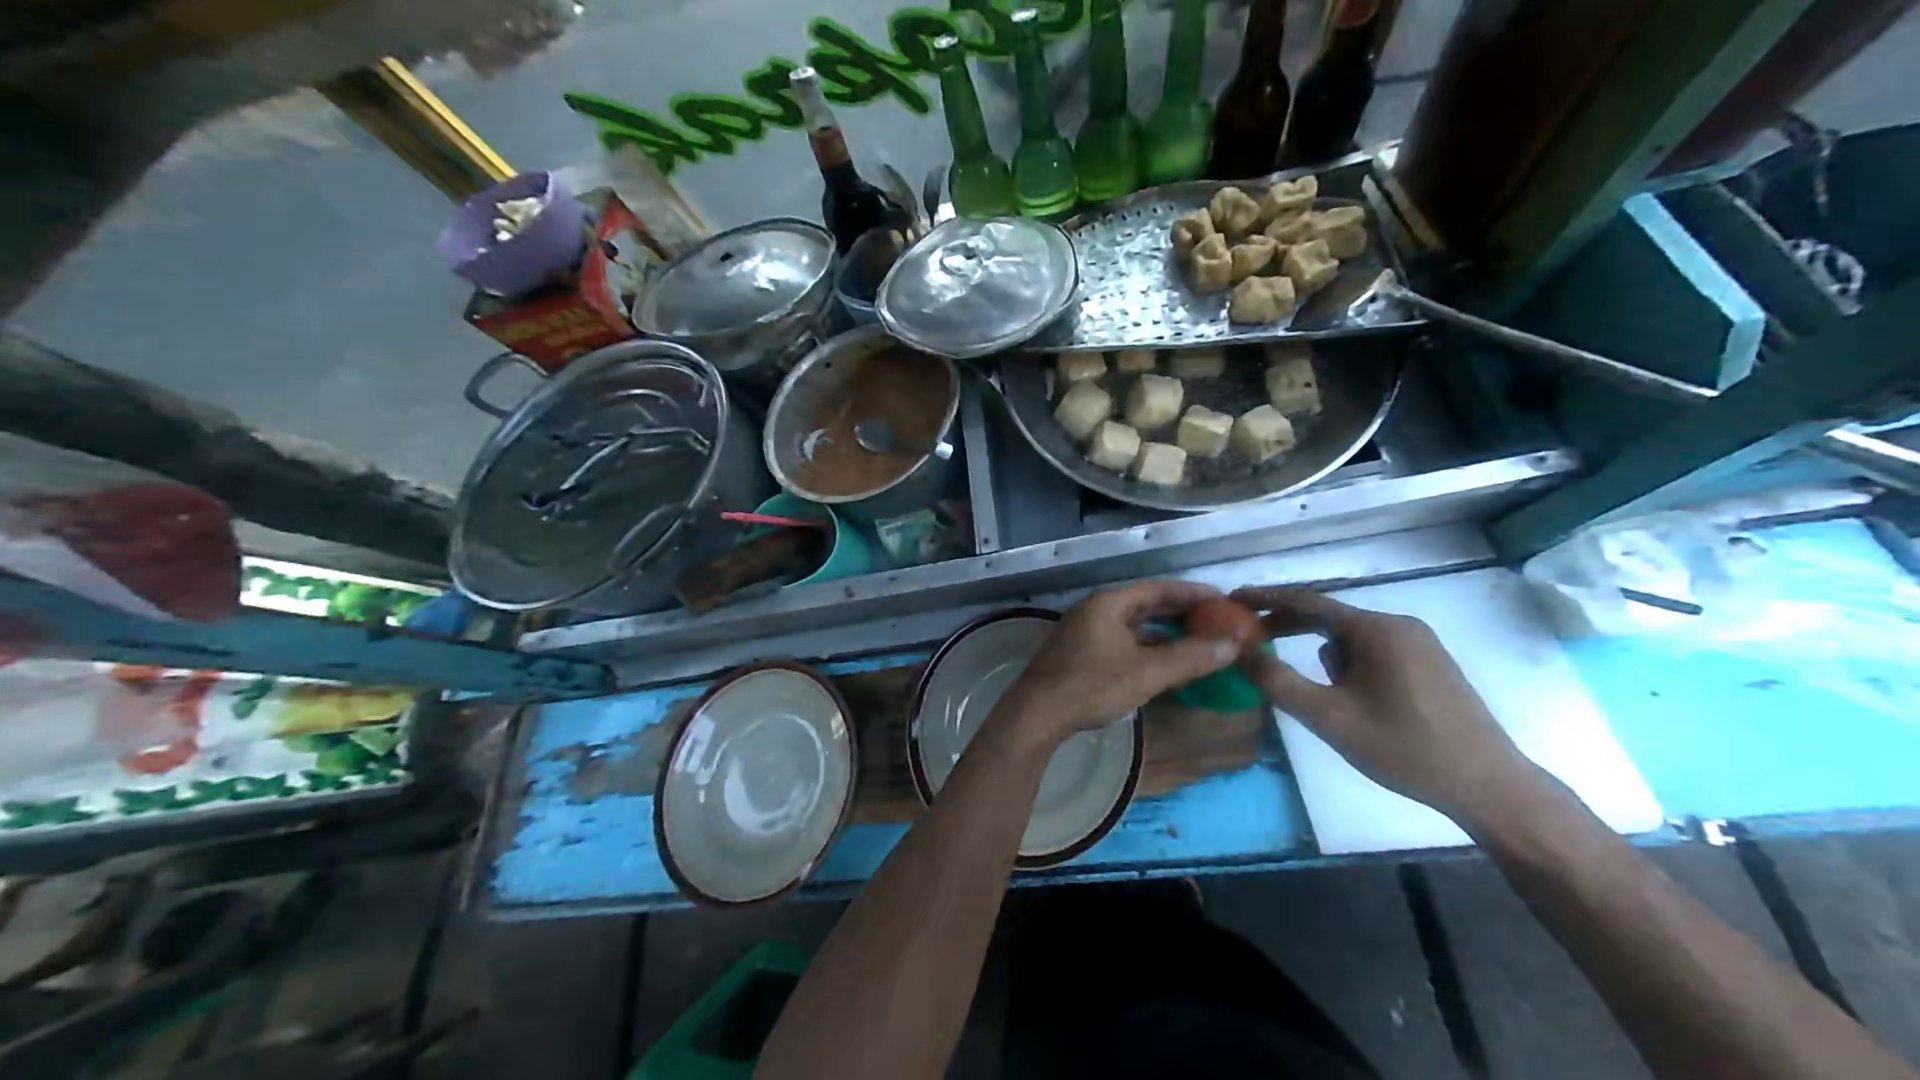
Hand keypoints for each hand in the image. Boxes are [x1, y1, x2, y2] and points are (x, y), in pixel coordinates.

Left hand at [993, 581, 1245, 752]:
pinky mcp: (1081, 653)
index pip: (1160, 588)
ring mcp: (1085, 631)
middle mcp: (1096, 610)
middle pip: (1147, 604)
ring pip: (1135, 625)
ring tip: (1199, 642)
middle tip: (1217, 622)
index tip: (1225, 601)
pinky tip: (1166, 664)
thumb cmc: (1091, 686)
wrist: (1036, 714)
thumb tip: (1232, 645)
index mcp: (1109, 603)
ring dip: (1166, 633)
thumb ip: (1190, 657)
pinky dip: (1148, 648)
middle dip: (1182, 613)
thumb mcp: (1147, 672)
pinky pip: (1124, 642)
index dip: (1194, 593)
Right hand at [1231, 586, 1540, 821]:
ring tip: (1318, 696)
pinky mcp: (1429, 662)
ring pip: (1350, 637)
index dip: (1265, 598)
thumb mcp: (1328, 717)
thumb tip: (1240, 650)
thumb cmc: (1403, 748)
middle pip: (1328, 615)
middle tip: (1249, 639)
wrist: (1489, 787)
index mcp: (1376, 629)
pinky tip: (1349, 698)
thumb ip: (1277, 681)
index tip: (1231, 599)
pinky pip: (1372, 649)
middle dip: (1287, 625)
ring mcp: (1419, 642)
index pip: (1307, 601)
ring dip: (1321, 653)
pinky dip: (1347, 663)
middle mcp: (1399, 624)